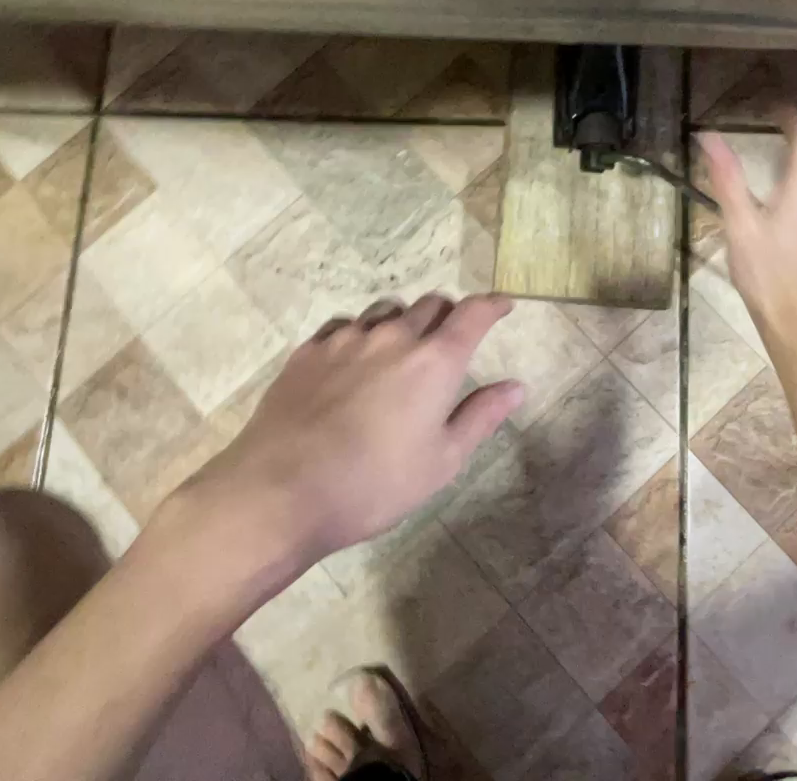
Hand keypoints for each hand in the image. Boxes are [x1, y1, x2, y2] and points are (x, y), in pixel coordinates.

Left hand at [188, 293, 523, 558]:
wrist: (280, 491)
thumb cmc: (374, 485)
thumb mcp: (442, 461)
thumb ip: (481, 416)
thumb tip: (516, 386)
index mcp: (434, 361)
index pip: (473, 314)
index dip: (493, 305)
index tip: (503, 305)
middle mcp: (392, 336)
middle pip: (430, 304)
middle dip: (449, 315)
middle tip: (451, 340)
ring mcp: (345, 339)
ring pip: (386, 311)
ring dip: (403, 322)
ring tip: (400, 351)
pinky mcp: (308, 351)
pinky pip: (344, 326)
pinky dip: (360, 335)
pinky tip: (353, 362)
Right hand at [698, 109, 796, 340]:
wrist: (789, 315)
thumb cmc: (765, 270)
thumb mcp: (739, 223)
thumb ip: (726, 180)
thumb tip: (709, 137)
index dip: (795, 120)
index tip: (776, 104)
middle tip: (776, 116)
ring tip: (777, 141)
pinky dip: (794, 173)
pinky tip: (777, 184)